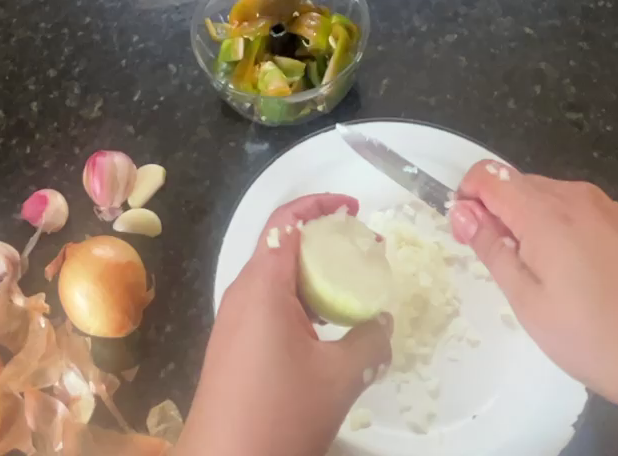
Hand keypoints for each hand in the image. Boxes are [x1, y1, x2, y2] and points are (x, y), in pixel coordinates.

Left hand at [176, 194, 392, 455]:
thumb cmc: (278, 412)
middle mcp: (244, 292)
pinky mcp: (234, 344)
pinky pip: (270, 304)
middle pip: (284, 244)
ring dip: (315, 274)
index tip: (354, 209)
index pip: (287, 220)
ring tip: (353, 289)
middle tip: (366, 252)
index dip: (320, 204)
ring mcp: (235, 318)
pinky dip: (301, 301)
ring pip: (278, 277)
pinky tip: (326, 329)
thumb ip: (368, 341)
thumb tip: (382, 323)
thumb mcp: (339, 378)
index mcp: (263, 284)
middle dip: (326, 241)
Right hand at [448, 164, 617, 415]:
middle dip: (497, 214)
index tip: (470, 239)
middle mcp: (575, 196)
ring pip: (548, 199)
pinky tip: (586, 283)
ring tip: (549, 284)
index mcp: (544, 210)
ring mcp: (608, 208)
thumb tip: (464, 212)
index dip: (466, 199)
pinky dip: (564, 234)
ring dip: (531, 225)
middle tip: (507, 271)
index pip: (486, 174)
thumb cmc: (607, 340)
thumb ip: (492, 250)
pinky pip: (579, 214)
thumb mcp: (532, 305)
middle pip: (516, 183)